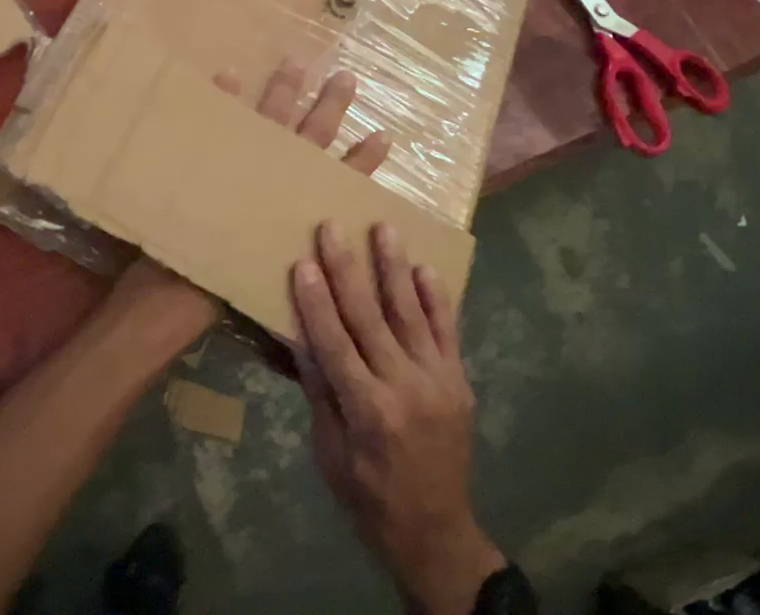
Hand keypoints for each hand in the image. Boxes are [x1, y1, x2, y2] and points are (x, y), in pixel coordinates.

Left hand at [108, 61, 392, 347]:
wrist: (176, 293)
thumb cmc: (225, 291)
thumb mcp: (265, 267)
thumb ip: (283, 246)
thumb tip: (306, 245)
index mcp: (296, 209)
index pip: (338, 179)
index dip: (361, 160)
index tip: (384, 136)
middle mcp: (276, 181)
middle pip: (311, 135)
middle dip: (330, 106)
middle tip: (346, 78)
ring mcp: (245, 167)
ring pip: (273, 118)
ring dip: (286, 89)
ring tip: (296, 63)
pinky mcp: (210, 162)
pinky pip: (218, 120)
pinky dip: (224, 96)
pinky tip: (228, 73)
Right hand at [292, 221, 504, 614]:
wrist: (435, 530)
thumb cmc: (367, 495)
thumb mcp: (329, 453)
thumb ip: (319, 392)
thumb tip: (300, 338)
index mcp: (367, 410)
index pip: (334, 342)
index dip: (315, 301)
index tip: (302, 261)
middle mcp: (405, 387)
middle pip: (370, 318)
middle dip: (348, 269)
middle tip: (332, 228)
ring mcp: (438, 381)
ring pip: (411, 314)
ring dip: (395, 268)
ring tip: (384, 228)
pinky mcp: (459, 382)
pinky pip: (448, 332)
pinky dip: (437, 299)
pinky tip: (426, 268)